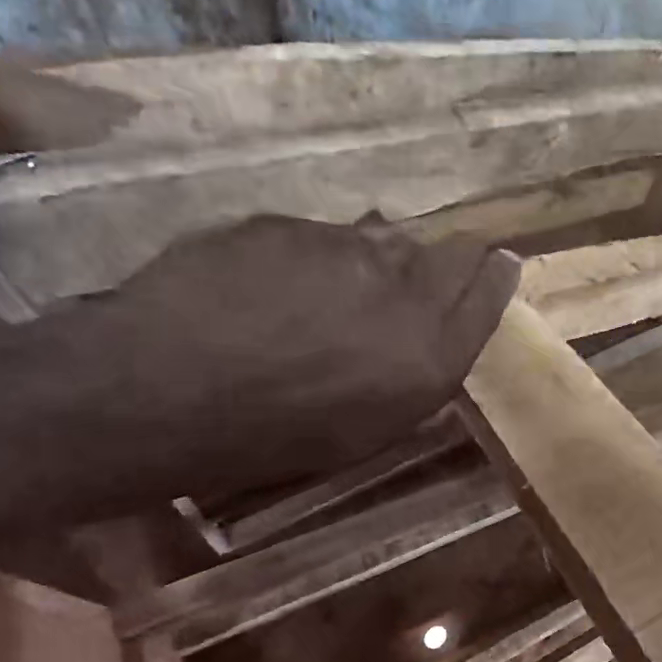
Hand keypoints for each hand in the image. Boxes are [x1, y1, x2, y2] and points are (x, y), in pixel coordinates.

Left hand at [78, 213, 518, 470]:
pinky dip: (316, 256)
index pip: (487, 293)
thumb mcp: (374, 426)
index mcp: (430, 354)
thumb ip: (423, 367)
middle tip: (423, 274)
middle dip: (450, 257)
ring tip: (338, 290)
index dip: (497, 273)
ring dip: (379, 260)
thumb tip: (436, 323)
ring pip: (386, 240)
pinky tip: (277, 286)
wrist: (159, 395)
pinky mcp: (289, 226)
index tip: (502, 259)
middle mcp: (403, 292)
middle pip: (451, 252)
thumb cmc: (277, 435)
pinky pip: (323, 235)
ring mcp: (345, 250)